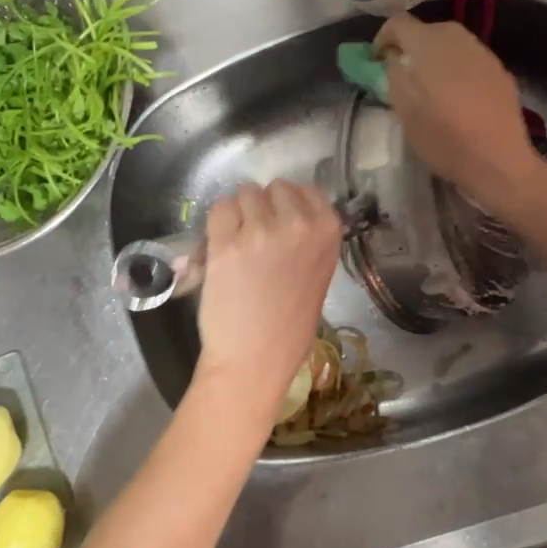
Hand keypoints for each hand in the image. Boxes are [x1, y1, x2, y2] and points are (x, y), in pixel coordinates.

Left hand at [194, 181, 340, 413]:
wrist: (256, 359)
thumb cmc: (290, 327)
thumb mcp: (318, 276)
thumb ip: (307, 241)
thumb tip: (283, 216)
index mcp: (328, 232)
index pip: (307, 190)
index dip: (290, 204)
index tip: (282, 223)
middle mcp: (298, 224)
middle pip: (274, 187)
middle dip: (264, 206)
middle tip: (258, 237)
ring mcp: (260, 232)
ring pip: (243, 194)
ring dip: (239, 214)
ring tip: (239, 245)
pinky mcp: (226, 243)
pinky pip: (219, 210)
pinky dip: (218, 223)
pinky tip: (221, 247)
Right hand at [376, 14, 540, 211]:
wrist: (498, 160)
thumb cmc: (443, 138)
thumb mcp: (404, 111)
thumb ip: (394, 75)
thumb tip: (395, 58)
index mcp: (428, 43)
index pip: (398, 23)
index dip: (382, 39)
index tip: (376, 61)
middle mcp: (458, 39)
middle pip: (427, 31)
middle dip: (411, 48)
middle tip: (403, 75)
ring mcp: (483, 53)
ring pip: (451, 45)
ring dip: (436, 59)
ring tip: (432, 87)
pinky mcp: (500, 71)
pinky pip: (471, 61)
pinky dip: (458, 71)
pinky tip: (459, 98)